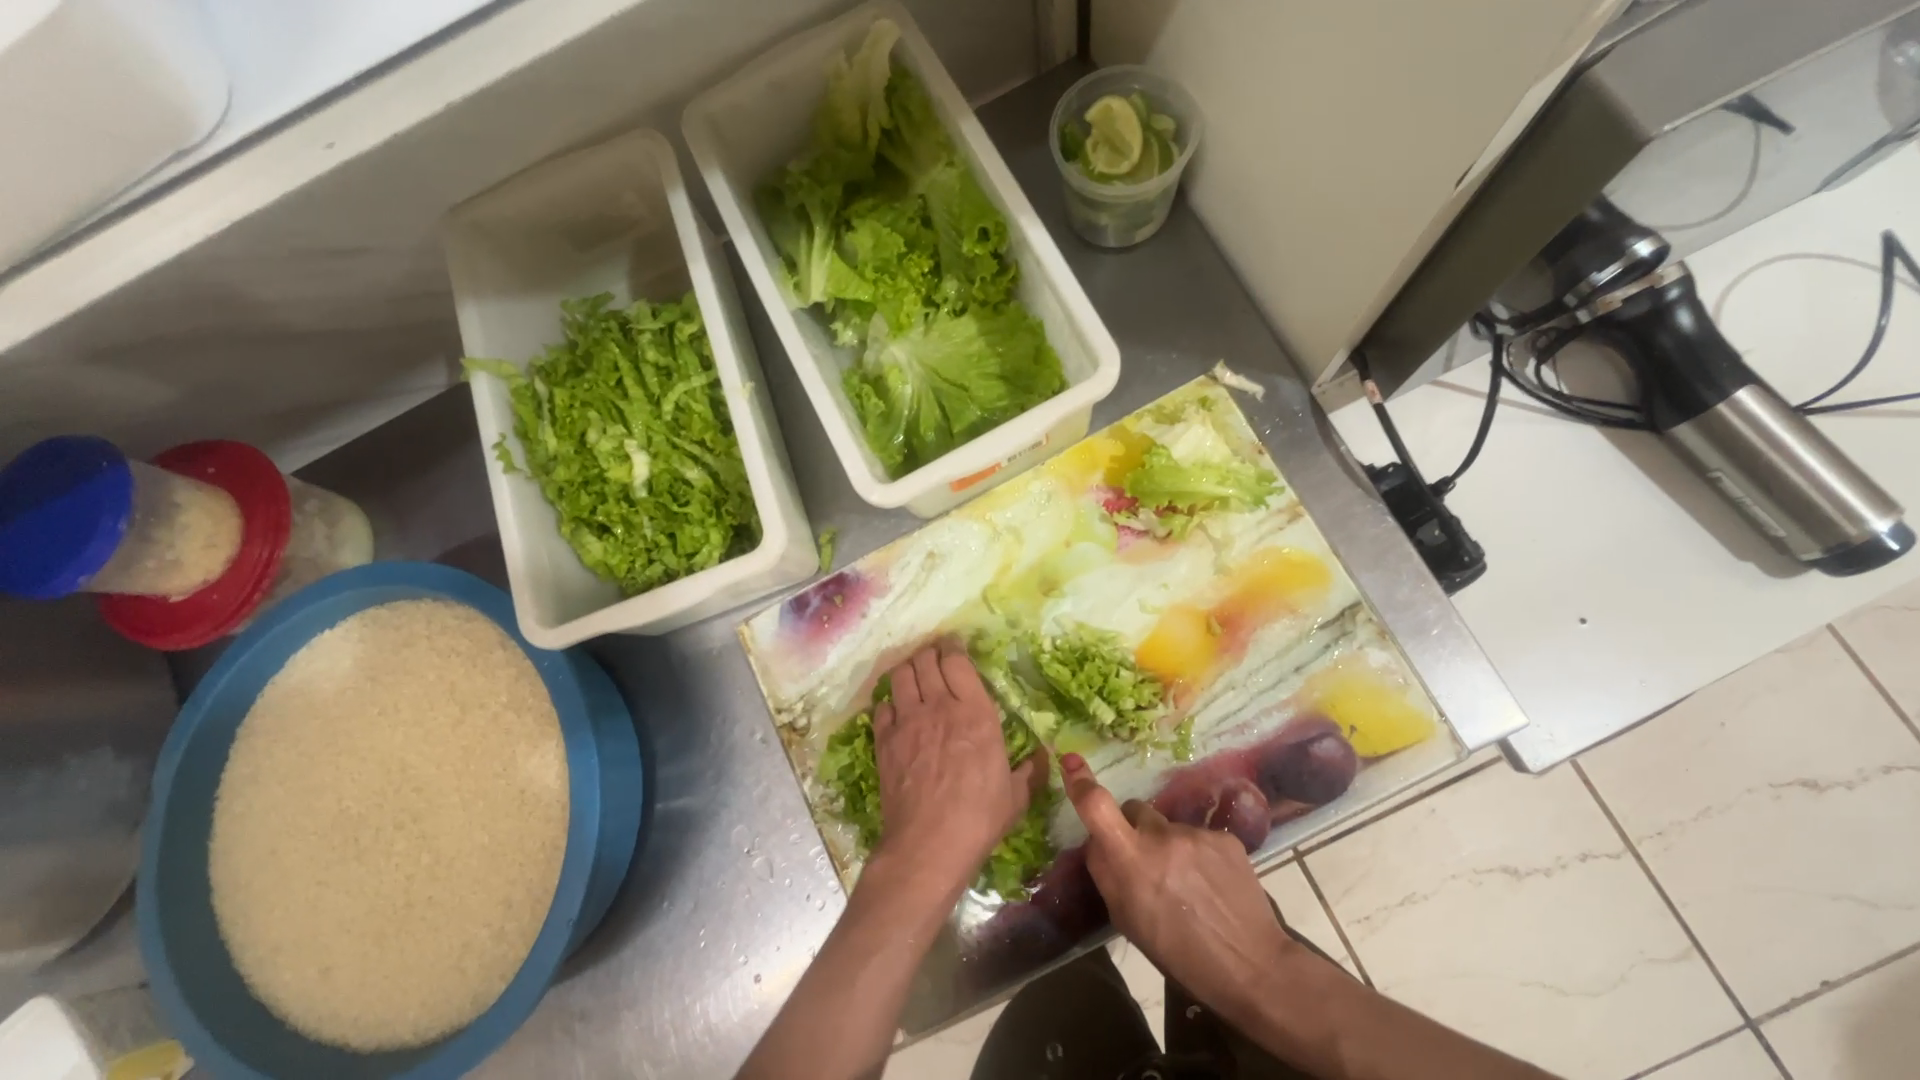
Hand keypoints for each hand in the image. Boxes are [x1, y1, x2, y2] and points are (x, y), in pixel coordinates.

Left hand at [871, 642, 1039, 892]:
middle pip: (926, 660)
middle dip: (930, 654)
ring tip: (914, 675)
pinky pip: (881, 707)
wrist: (929, 844)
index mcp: (975, 713)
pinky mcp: (884, 741)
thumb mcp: (1016, 796)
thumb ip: (1030, 772)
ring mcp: (907, 722)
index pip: (957, 661)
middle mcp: (938, 708)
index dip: (954, 648)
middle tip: (934, 659)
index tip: (955, 646)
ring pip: (900, 675)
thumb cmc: (979, 818)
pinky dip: (889, 702)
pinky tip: (896, 711)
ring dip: (908, 670)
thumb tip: (1044, 758)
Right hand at [1061, 752, 1294, 1018]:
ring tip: (1186, 883)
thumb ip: (1107, 874)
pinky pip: (1198, 836)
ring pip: (1167, 826)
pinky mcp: (1225, 837)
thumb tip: (1098, 843)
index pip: (1097, 807)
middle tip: (1144, 862)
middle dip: (1131, 828)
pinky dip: (1197, 855)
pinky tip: (1210, 884)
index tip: (1071, 761)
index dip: (1081, 782)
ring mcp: (1196, 834)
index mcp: (1132, 860)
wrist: (1250, 964)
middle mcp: (1162, 837)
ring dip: (1167, 845)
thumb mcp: (1126, 919)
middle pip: (1134, 811)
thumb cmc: (1177, 953)